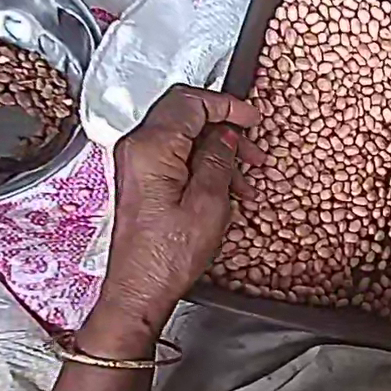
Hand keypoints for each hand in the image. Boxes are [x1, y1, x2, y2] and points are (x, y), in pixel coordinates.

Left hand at [97, 84, 263, 333]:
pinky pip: (177, 157)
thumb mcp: (208, 203)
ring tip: (246, 179)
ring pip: (184, 137)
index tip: (252, 117)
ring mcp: (137, 163)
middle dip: (225, 128)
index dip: (226, 105)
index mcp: (151, 148)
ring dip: (219, 150)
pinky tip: (226, 188)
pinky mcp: (142, 180)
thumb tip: (226, 137)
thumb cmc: (169, 254)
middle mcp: (137, 148)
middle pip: (185, 115)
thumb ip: (218, 161)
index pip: (190, 103)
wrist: (140, 288)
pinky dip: (204, 164)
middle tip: (253, 150)